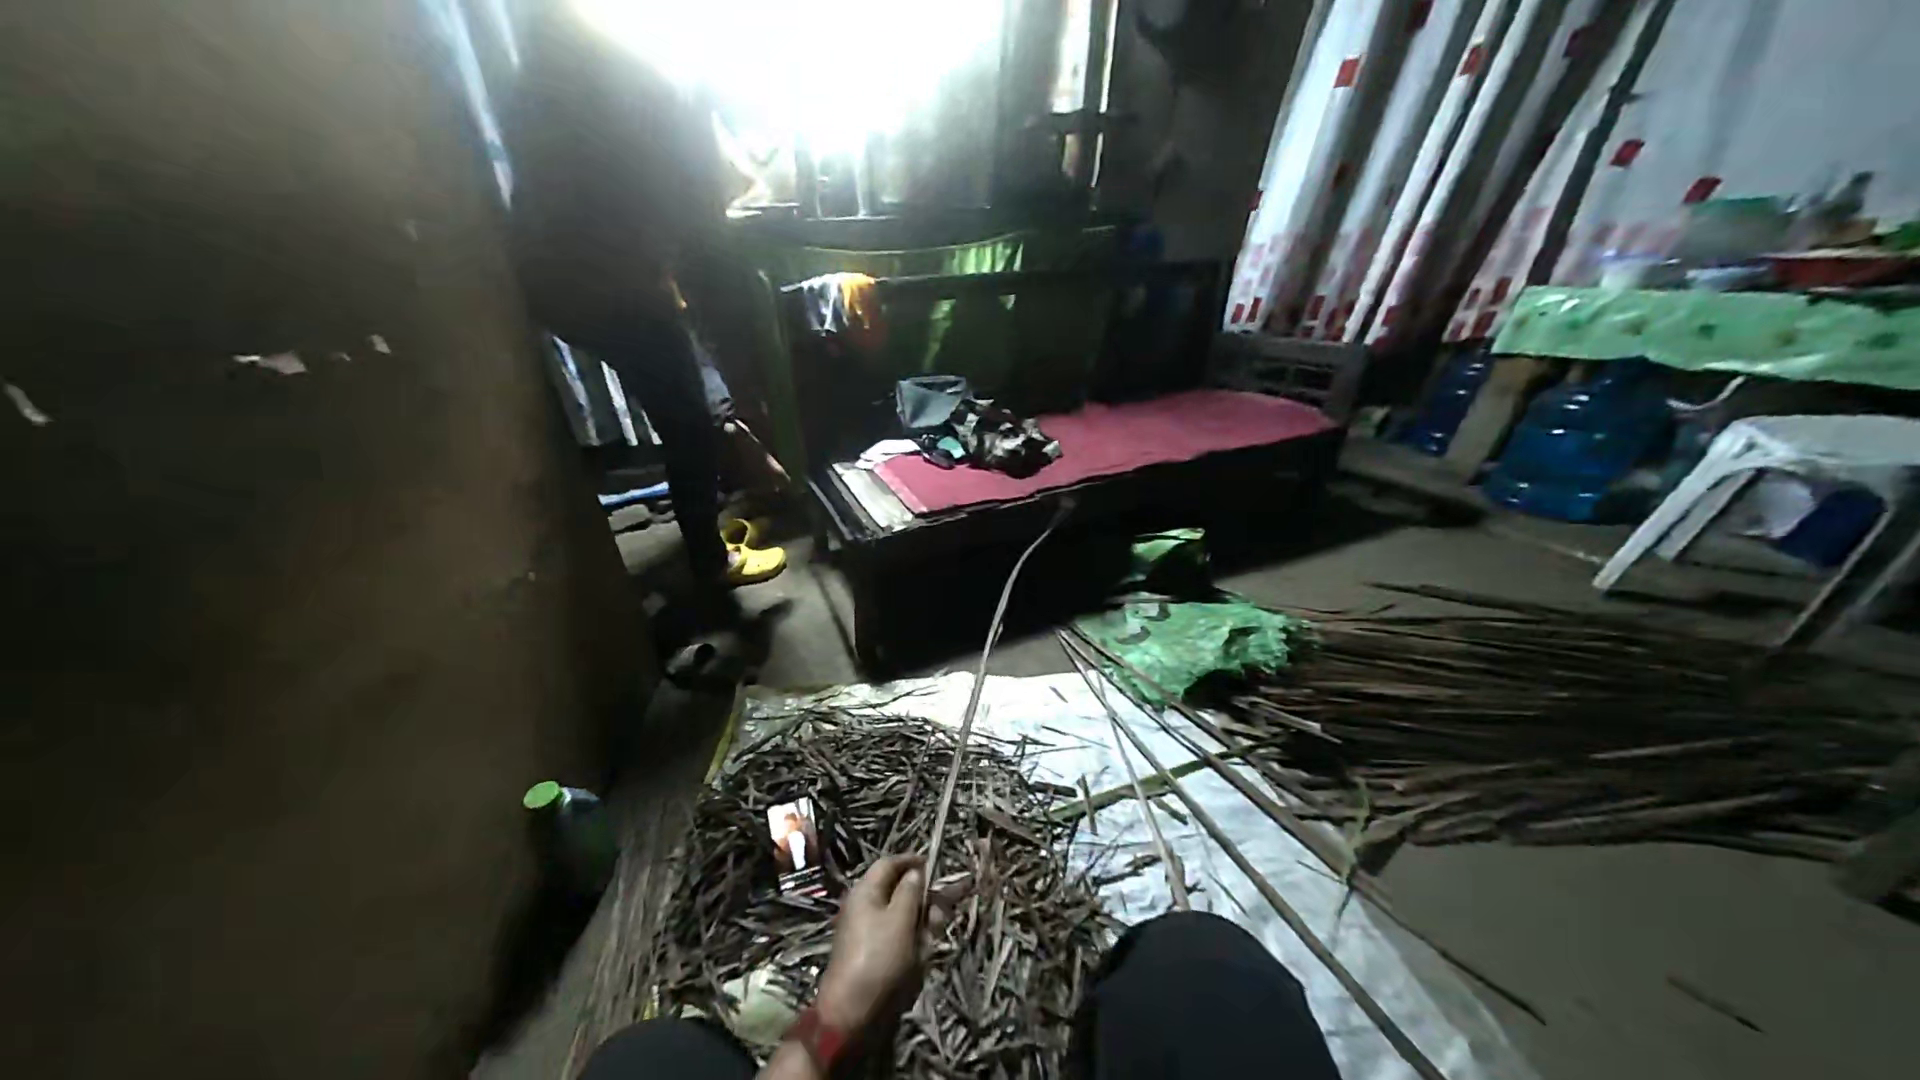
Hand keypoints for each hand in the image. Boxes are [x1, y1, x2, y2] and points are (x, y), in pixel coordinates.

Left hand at [814, 854, 927, 1035]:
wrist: (852, 1011)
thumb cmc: (878, 957)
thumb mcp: (900, 918)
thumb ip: (911, 891)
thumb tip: (915, 872)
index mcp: (866, 891)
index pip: (889, 864)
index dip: (911, 862)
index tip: (933, 866)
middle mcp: (864, 906)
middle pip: (897, 891)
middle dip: (922, 899)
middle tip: (941, 912)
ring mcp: (867, 931)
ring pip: (900, 916)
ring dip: (920, 923)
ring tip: (931, 938)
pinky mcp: (872, 953)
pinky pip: (896, 938)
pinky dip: (911, 942)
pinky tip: (920, 956)